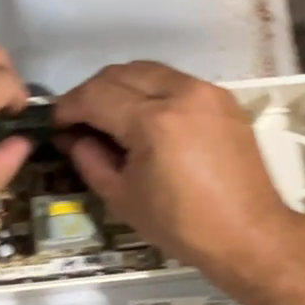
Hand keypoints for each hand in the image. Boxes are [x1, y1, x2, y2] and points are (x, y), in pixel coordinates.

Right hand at [53, 62, 304, 287]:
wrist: (248, 234)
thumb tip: (71, 137)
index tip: (55, 124)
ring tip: (109, 117)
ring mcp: (206, 92)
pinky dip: (151, 91)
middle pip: (119, 73)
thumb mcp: (123, 197)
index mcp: (153, 121)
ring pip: (148, 70)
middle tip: (79, 121)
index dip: (68, 108)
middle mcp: (181, 93)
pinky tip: (145, 118)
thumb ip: (90, 159)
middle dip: (92, 93)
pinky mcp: (223, 99)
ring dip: (121, 87)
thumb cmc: (181, 226)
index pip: (95, 96)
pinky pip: (175, 81)